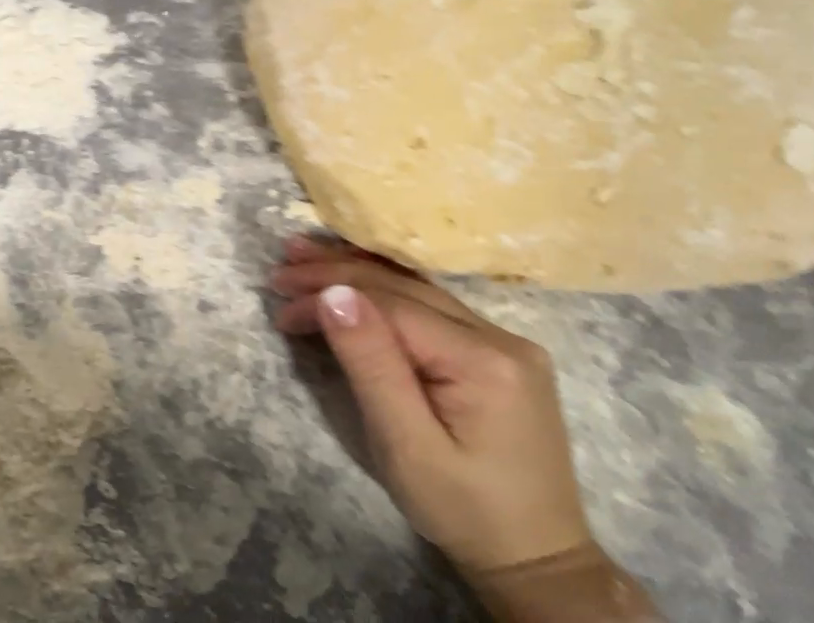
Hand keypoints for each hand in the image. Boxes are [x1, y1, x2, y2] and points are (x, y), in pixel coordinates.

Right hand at [270, 237, 592, 574]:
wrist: (534, 557)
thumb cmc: (460, 507)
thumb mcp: (404, 442)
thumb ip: (371, 364)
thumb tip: (333, 294)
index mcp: (483, 360)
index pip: (389, 305)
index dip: (327, 295)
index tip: (279, 306)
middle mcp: (503, 338)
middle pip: (404, 287)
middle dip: (335, 272)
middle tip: (279, 269)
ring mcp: (506, 344)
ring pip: (418, 291)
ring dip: (357, 273)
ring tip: (304, 256)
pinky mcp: (499, 356)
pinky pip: (432, 309)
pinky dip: (385, 293)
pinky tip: (355, 281)